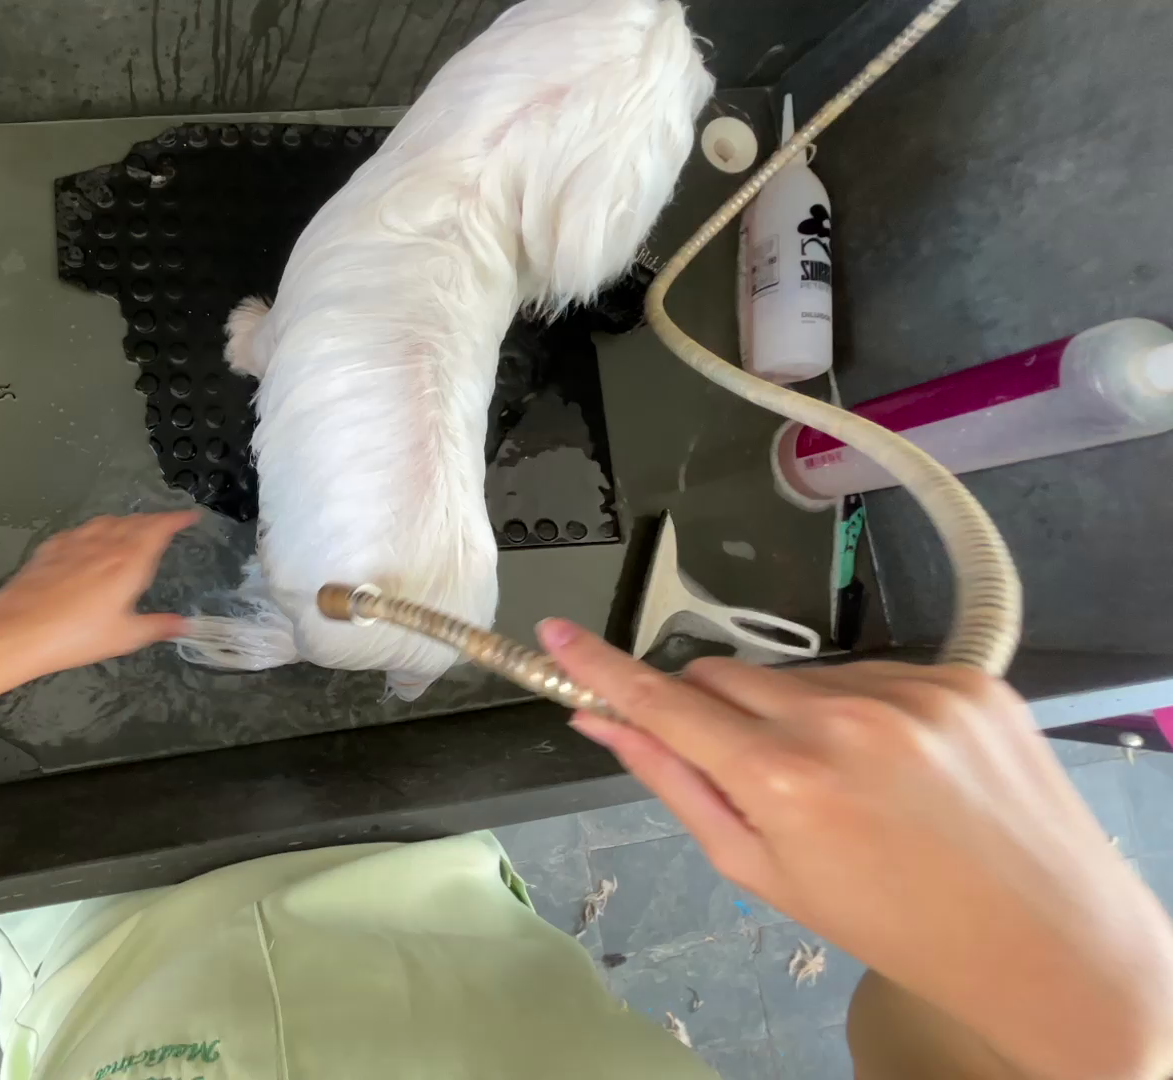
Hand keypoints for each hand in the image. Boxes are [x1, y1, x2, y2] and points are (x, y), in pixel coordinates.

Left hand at [0, 511, 195, 681]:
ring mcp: (74, 543)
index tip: (189, 515)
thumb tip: (183, 625)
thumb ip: (157, 626)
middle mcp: (104, 544)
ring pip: (106, 523)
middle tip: (165, 525)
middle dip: (153, 521)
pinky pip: (80, 532)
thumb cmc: (76, 635)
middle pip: (134, 522)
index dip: (176, 519)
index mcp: (128, 560)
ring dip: (124, 523)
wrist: (17, 630)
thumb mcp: (124, 636)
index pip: (158, 528)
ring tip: (132, 530)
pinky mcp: (50, 549)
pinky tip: (90, 542)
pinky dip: (95, 532)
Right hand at [538, 619, 1172, 1079]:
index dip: (597, 665)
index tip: (554, 632)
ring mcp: (911, 693)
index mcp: (782, 778)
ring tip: (839, 772)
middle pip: (714, 674)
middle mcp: (842, 720)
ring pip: (785, 674)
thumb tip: (596, 721)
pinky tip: (890, 758)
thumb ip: (666, 780)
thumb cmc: (883, 921)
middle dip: (705, 708)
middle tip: (742, 764)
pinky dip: (850, 706)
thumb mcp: (753, 865)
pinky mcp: (962, 680)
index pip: (659, 700)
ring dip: (783, 710)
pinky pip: (859, 669)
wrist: (1060, 952)